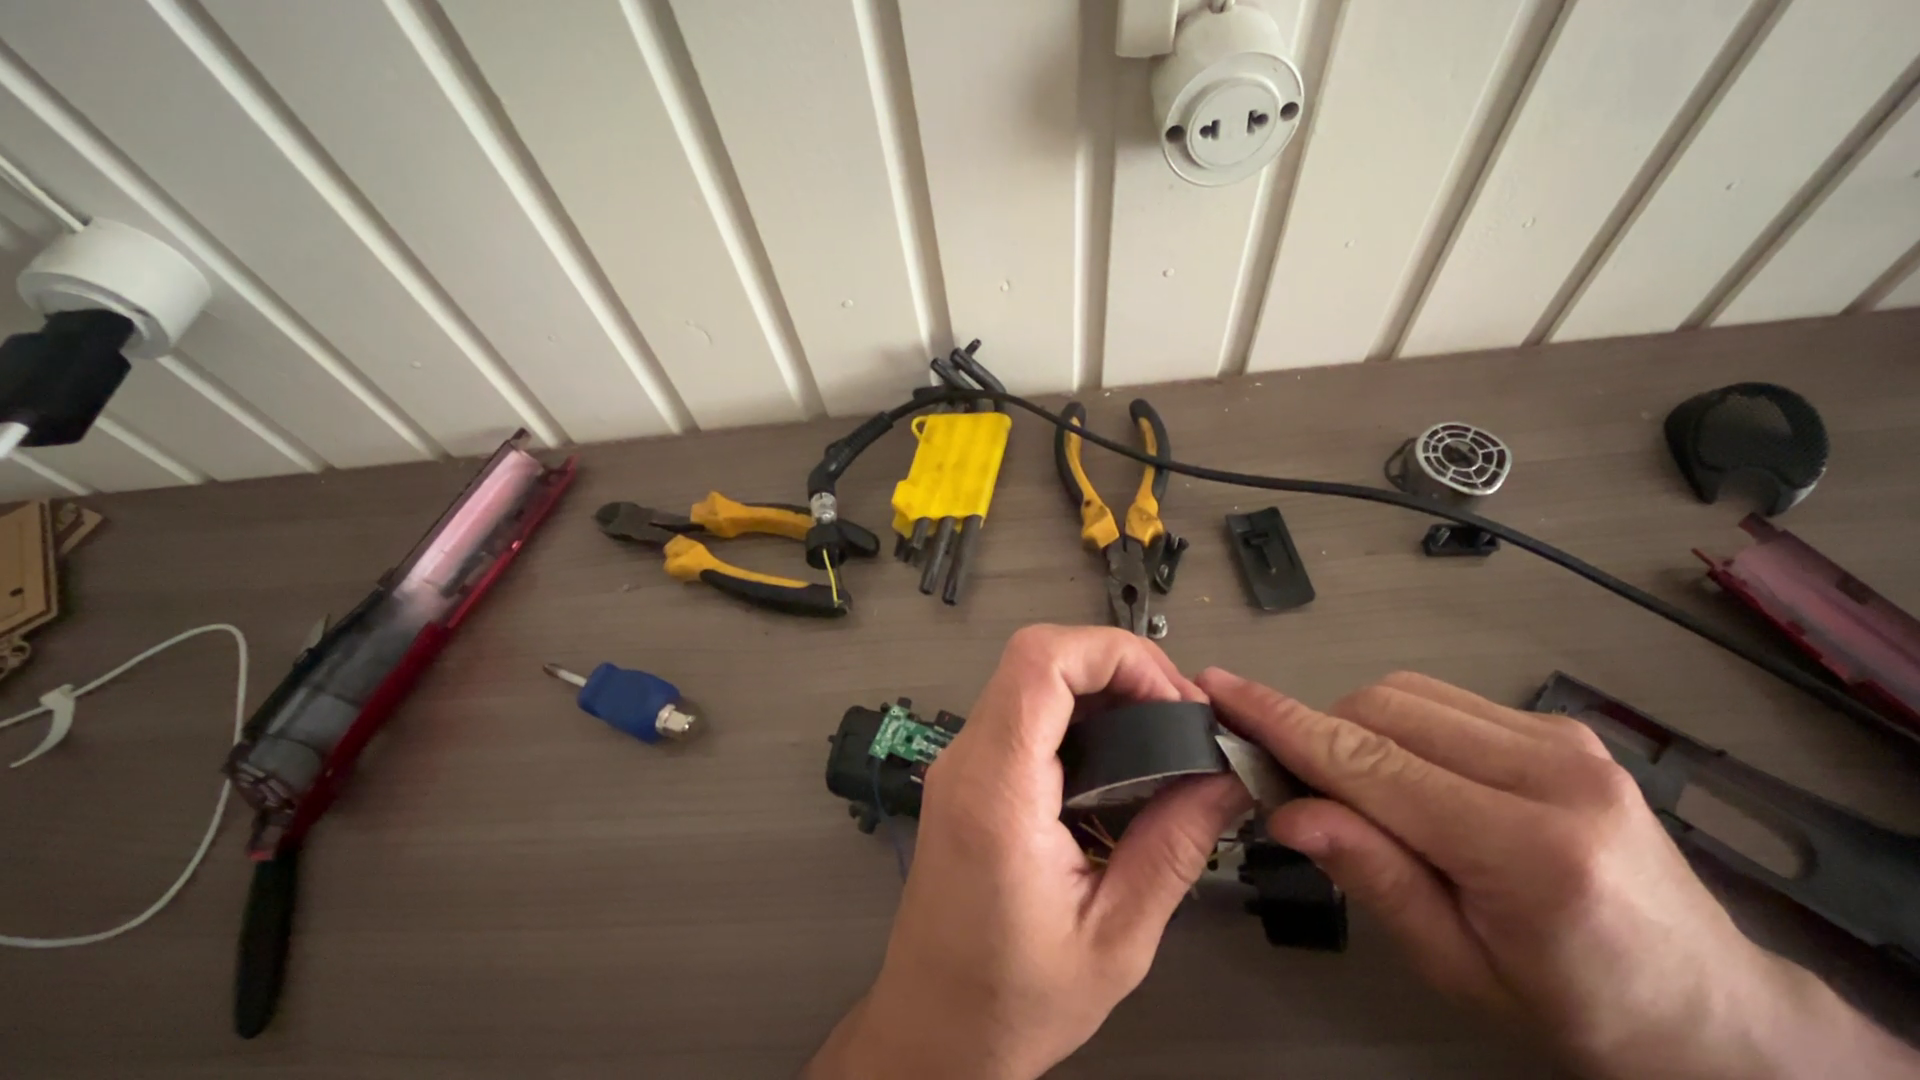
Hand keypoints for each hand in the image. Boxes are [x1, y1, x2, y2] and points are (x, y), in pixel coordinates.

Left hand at [807, 626, 1250, 1079]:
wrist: (934, 1032)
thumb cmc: (1014, 999)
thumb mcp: (1116, 936)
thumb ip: (1174, 847)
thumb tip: (1225, 776)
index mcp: (997, 794)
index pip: (1040, 662)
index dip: (1115, 654)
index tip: (1174, 701)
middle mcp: (966, 763)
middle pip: (1037, 658)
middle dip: (1120, 668)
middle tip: (1182, 720)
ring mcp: (960, 767)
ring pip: (1031, 680)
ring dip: (1102, 690)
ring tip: (1163, 739)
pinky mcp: (967, 780)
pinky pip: (1023, 715)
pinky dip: (1078, 717)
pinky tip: (1122, 762)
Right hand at [1199, 668, 1919, 1078]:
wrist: (1706, 1004)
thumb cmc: (1572, 1005)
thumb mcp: (1457, 966)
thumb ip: (1373, 876)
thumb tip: (1288, 810)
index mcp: (1530, 850)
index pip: (1371, 763)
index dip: (1283, 723)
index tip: (1220, 690)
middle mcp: (1553, 773)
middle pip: (1382, 711)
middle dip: (1319, 736)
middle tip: (1292, 791)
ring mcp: (1564, 741)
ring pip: (1405, 694)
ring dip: (1355, 729)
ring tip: (1356, 793)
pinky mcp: (1561, 729)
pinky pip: (1441, 702)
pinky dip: (1396, 726)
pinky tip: (1405, 777)